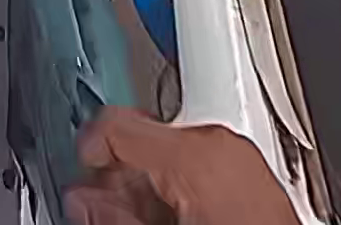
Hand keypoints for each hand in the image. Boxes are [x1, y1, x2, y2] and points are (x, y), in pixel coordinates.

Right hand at [66, 109, 297, 224]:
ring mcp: (243, 161)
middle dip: (120, 173)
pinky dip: (181, 190)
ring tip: (138, 219)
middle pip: (146, 137)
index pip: (118, 124)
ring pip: (173, 153)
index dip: (89, 149)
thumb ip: (113, 217)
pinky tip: (171, 218)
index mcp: (194, 155)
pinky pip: (203, 167)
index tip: (81, 176)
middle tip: (102, 209)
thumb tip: (84, 201)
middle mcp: (220, 144)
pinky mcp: (259, 181)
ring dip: (150, 185)